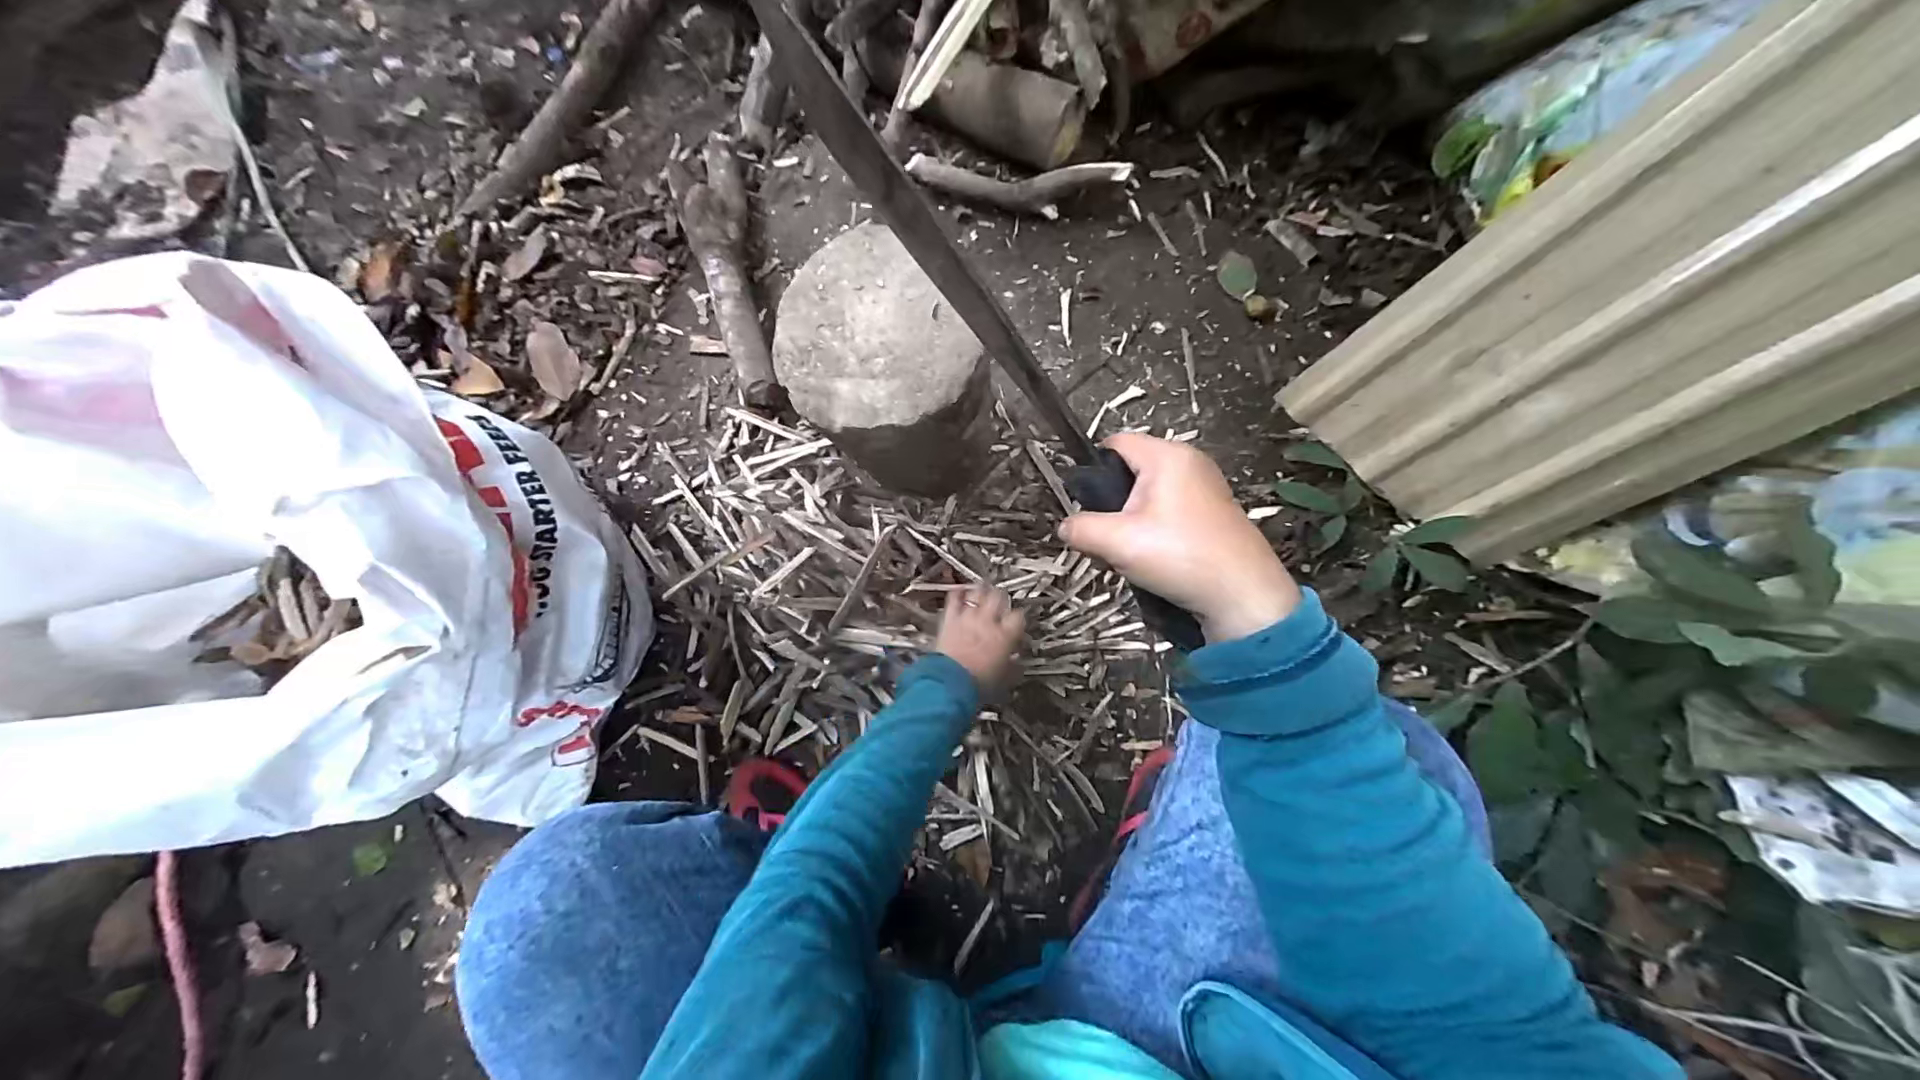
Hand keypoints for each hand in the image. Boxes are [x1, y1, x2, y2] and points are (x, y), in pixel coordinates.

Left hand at [934, 583, 1024, 688]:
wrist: (952, 683)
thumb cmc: (979, 683)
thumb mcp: (1005, 678)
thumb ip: (1014, 666)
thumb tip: (1017, 664)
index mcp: (1006, 635)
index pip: (1019, 616)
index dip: (1019, 617)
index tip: (1017, 621)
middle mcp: (989, 621)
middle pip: (999, 597)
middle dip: (1001, 597)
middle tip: (1001, 600)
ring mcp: (969, 617)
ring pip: (978, 593)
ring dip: (982, 591)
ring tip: (983, 591)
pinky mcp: (950, 619)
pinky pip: (954, 598)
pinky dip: (958, 593)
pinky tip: (959, 590)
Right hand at [1058, 434, 1300, 642]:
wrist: (1243, 595)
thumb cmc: (1180, 556)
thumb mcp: (1117, 542)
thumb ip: (1080, 528)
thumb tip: (1065, 527)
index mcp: (1167, 456)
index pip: (1115, 443)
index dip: (1092, 470)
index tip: (1085, 506)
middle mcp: (1189, 462)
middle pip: (1130, 471)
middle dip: (1111, 504)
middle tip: (1106, 538)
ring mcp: (1205, 488)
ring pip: (1147, 496)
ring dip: (1130, 523)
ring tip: (1128, 554)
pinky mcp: (1212, 513)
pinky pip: (1168, 512)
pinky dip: (1153, 531)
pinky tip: (1153, 560)